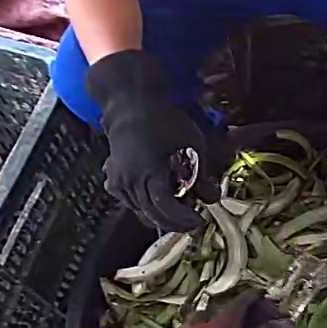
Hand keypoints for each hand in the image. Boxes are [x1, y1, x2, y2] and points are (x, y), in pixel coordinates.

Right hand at [86, 50, 220, 231]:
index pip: (166, 208)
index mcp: (148, 172)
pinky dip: (148, 206)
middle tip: (193, 219)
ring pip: (142, 212)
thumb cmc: (164, 121)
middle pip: (154, 215)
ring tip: (180, 204)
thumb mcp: (192, 145)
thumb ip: (202, 175)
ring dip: (162, 214)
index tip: (199, 220)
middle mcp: (128, 182)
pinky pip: (132, 204)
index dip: (184, 219)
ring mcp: (117, 184)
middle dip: (176, 221)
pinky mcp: (112, 183)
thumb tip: (213, 199)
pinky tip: (161, 195)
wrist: (131, 106)